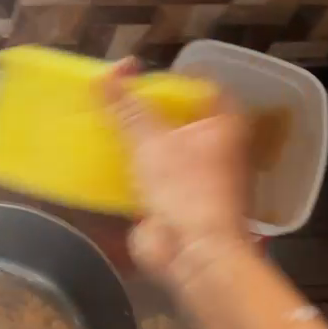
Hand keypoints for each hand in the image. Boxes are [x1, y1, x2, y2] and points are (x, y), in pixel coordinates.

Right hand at [101, 58, 255, 293]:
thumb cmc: (186, 190)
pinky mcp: (175, 201)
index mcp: (224, 124)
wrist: (193, 254)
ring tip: (103, 122)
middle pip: (178, 117)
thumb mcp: (150, 140)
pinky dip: (130, 167)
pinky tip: (103, 158)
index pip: (201, 86)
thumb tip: (105, 74)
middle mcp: (216, 147)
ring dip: (136, 140)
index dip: (172, 77)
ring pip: (162, 147)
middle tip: (113, 96)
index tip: (140, 74)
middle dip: (146, 109)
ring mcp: (196, 176)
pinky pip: (150, 175)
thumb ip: (126, 108)